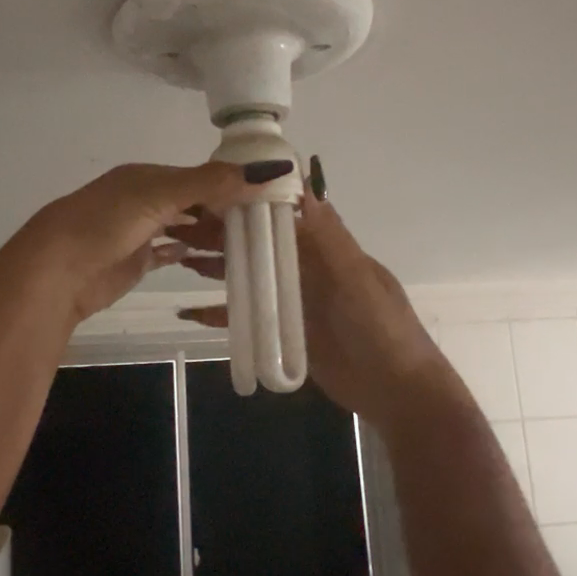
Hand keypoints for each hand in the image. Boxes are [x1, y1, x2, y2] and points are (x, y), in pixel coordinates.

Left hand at [15, 160, 294, 321]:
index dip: (232, 183)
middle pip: (193, 201)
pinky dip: (186, 251)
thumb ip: (212, 183)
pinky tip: (206, 257)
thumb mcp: (161, 194)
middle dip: (224, 209)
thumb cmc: (107, 223)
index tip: (266, 196)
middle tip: (263, 225)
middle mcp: (143, 199)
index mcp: (148, 176)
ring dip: (209, 231)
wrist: (58, 270)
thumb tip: (269, 170)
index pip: (200, 176)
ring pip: (183, 226)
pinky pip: (168, 252)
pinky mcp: (135, 261)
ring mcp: (138, 231)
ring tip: (245, 243)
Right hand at [167, 161, 450, 426]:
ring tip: (178, 258)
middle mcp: (309, 269)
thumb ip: (329, 236)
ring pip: (251, 277)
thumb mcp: (357, 278)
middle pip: (259, 246)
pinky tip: (190, 312)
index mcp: (328, 249)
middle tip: (178, 228)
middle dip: (222, 236)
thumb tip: (302, 182)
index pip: (281, 216)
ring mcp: (296, 302)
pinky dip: (222, 313)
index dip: (248, 203)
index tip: (210, 194)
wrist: (399, 393)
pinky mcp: (287, 333)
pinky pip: (250, 317)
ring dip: (218, 267)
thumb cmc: (383, 328)